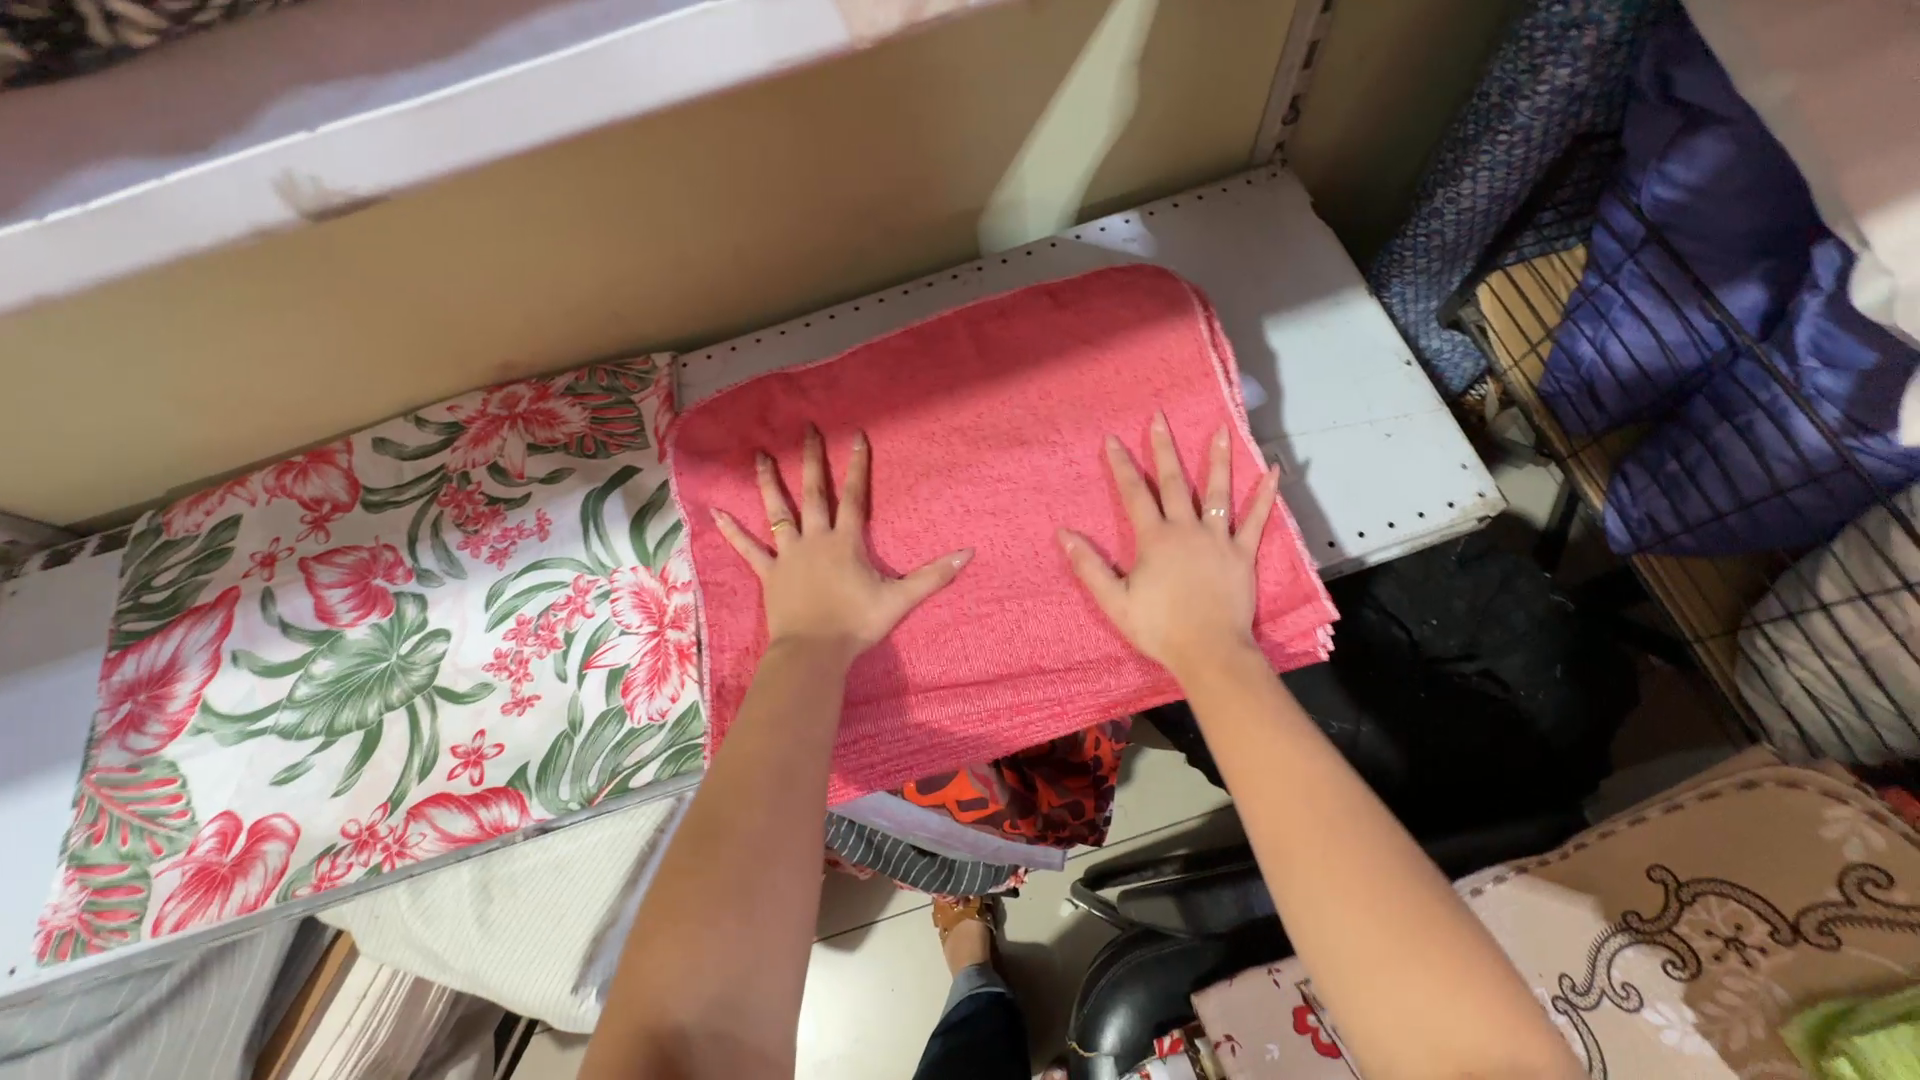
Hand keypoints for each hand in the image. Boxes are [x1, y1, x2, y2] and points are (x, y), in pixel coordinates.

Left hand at [710, 425, 971, 663]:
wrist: (814, 652)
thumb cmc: (856, 624)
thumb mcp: (900, 599)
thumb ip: (933, 575)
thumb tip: (968, 553)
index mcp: (846, 542)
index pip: (855, 496)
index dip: (857, 465)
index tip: (856, 436)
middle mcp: (815, 539)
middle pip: (813, 493)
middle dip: (810, 460)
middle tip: (806, 430)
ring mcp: (788, 555)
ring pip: (777, 512)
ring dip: (768, 483)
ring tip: (759, 456)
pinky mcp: (769, 574)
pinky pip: (748, 549)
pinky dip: (732, 531)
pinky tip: (716, 512)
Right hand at [1059, 411, 1280, 683]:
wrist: (1209, 652)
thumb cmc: (1159, 628)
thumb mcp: (1115, 600)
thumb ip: (1089, 566)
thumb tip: (1064, 534)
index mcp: (1155, 539)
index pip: (1135, 493)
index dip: (1122, 466)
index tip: (1113, 440)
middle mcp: (1186, 530)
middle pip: (1175, 482)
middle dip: (1164, 449)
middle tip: (1160, 418)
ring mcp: (1218, 540)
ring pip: (1218, 492)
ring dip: (1218, 459)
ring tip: (1221, 429)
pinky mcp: (1242, 554)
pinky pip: (1256, 520)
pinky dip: (1265, 495)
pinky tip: (1273, 471)